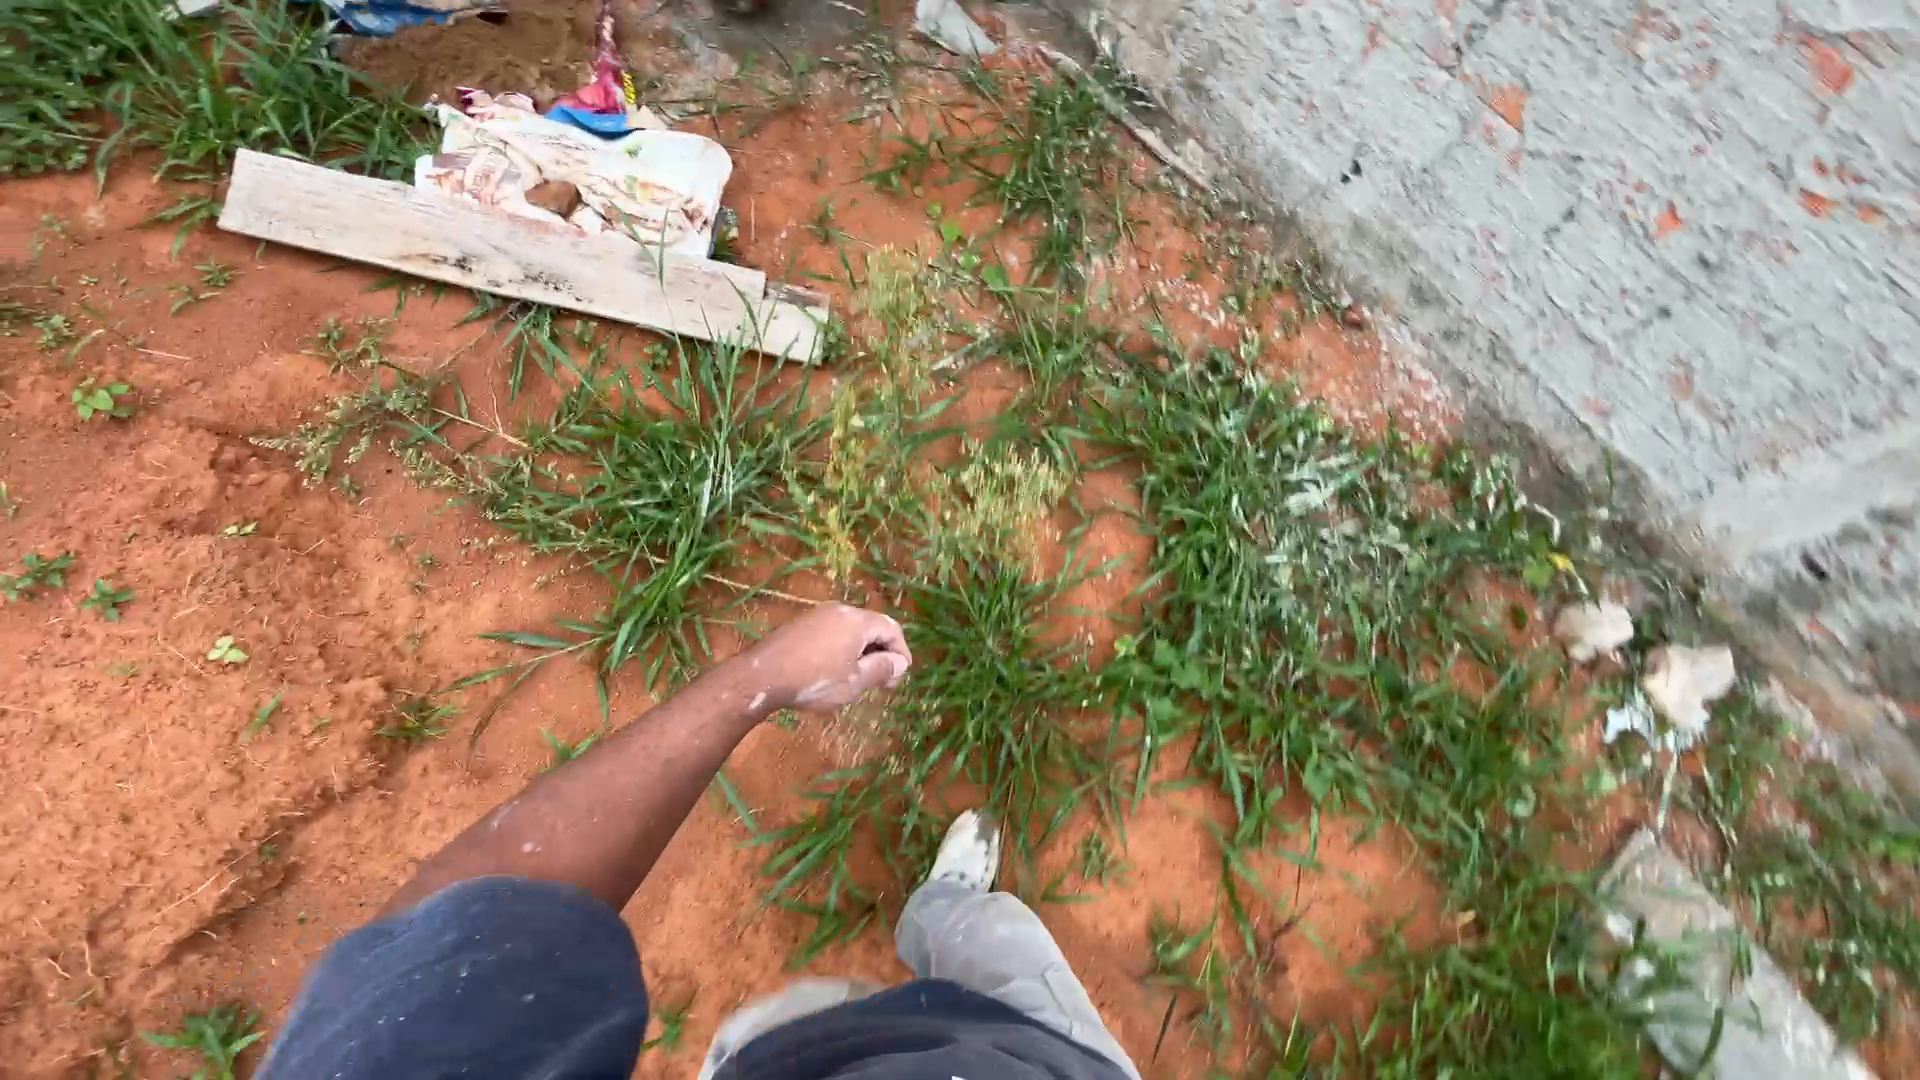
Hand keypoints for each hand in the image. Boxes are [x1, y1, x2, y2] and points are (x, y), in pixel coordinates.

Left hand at [739, 604, 911, 713]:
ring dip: (861, 652)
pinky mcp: (800, 625)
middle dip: (880, 653)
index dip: (900, 652)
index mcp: (857, 620)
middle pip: (871, 627)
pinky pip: (831, 633)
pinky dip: (841, 649)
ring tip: (858, 679)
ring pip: (850, 631)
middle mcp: (839, 611)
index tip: (899, 676)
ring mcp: (817, 615)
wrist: (761, 677)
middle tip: (881, 681)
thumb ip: (882, 669)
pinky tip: (833, 671)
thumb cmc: (815, 680)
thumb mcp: (855, 681)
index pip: (891, 628)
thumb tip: (899, 663)